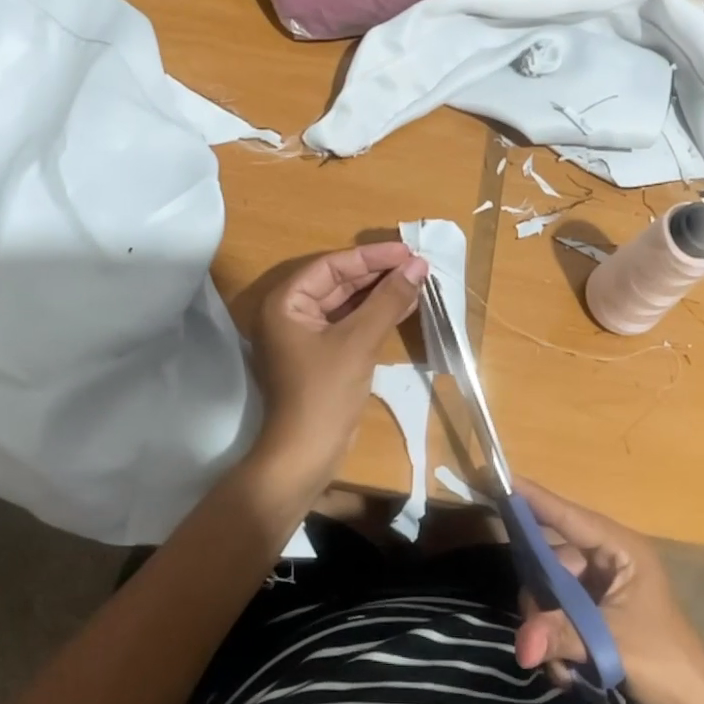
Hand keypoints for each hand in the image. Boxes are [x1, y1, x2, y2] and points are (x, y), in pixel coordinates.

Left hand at [254, 242, 428, 463]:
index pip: (331, 266)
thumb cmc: (325, 392)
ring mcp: (304, 336)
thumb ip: (388, 300)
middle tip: (417, 265)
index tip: (407, 251)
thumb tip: (418, 266)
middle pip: (338, 282)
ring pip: (347, 303)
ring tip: (417, 282)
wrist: (307, 452)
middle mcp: (290, 313)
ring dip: (380, 294)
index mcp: (285, 303)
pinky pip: (350, 324)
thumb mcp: (359, 341)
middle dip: (378, 274)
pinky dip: (375, 315)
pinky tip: (404, 307)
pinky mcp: (321, 355)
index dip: (371, 257)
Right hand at [512, 478, 703, 703]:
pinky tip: (568, 672)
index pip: (571, 517)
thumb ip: (562, 635)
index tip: (502, 480)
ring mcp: (601, 590)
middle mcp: (610, 562)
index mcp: (623, 551)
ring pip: (552, 595)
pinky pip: (559, 617)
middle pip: (553, 563)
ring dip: (548, 630)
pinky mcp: (596, 617)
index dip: (536, 500)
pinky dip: (555, 643)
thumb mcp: (611, 644)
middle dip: (541, 601)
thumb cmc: (665, 661)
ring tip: (560, 665)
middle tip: (536, 634)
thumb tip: (522, 641)